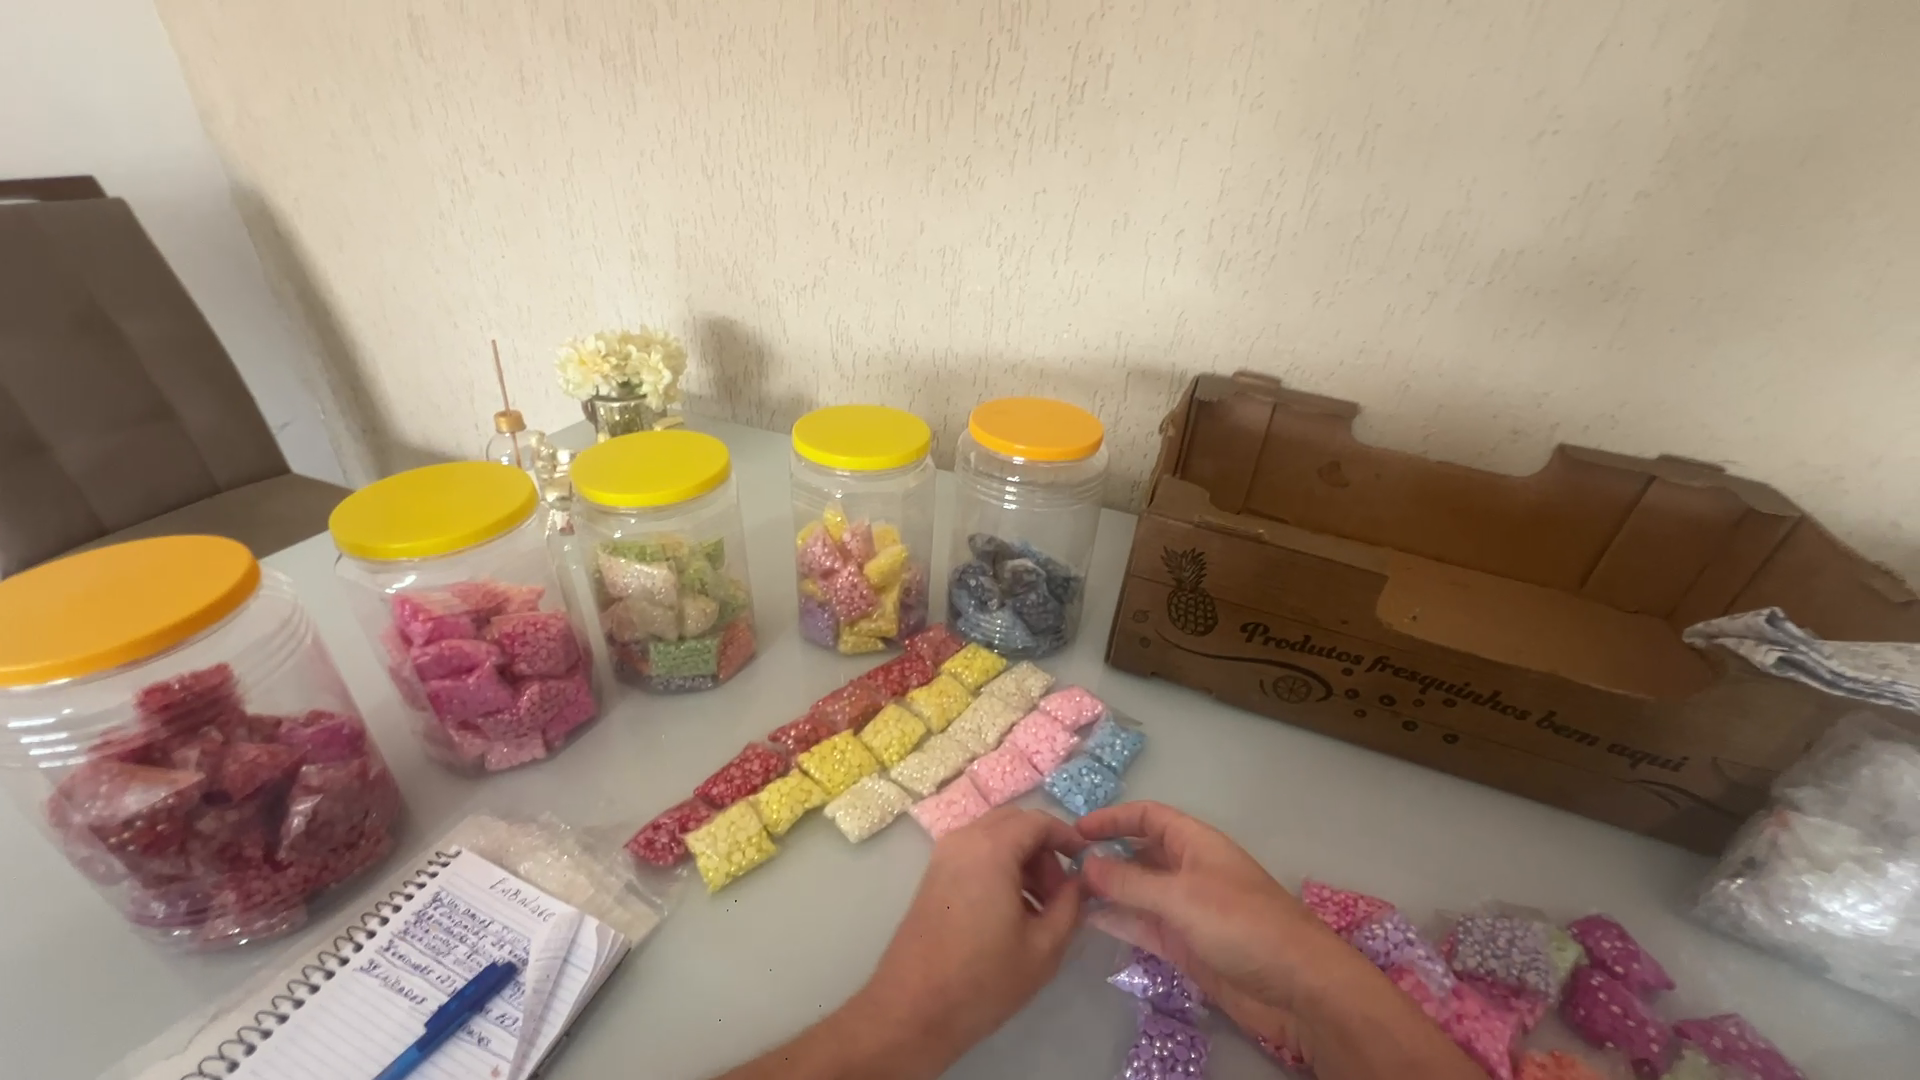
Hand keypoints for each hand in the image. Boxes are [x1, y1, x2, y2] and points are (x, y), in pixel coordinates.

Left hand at [851, 807, 1086, 1072]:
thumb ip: (1070, 906)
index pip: (1038, 820)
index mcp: (991, 847)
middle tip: (1061, 893)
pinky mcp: (934, 874)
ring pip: (994, 837)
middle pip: (1014, 823)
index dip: (1068, 836)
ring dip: (1022, 860)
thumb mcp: (1043, 948)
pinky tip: (1011, 912)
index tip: (1087, 864)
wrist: (913, 1009)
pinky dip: (1000, 867)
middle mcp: (964, 839)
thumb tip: (1080, 882)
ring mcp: (944, 855)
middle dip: (1044, 850)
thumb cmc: (982, 979)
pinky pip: (976, 853)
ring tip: (1039, 910)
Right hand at [1076, 801, 1347, 1015]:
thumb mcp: (1181, 896)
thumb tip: (1085, 863)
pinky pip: (1144, 926)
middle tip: (1063, 867)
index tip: (1076, 831)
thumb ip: (1130, 881)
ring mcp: (1186, 909)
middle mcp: (1188, 870)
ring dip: (1108, 890)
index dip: (1113, 818)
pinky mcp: (1186, 945)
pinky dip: (1119, 921)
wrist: (1298, 989)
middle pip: (1139, 854)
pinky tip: (1090, 921)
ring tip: (1067, 894)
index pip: (1147, 817)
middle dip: (1105, 856)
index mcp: (1194, 843)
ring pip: (1138, 891)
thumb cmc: (1243, 925)